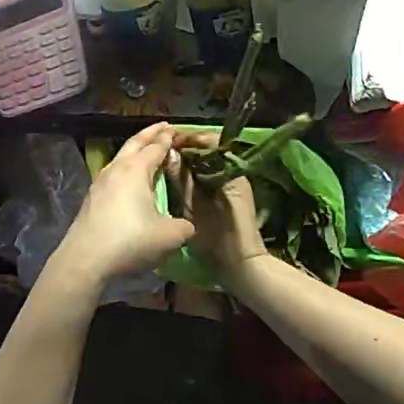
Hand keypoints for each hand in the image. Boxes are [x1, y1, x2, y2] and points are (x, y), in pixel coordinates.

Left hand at [48, 123, 194, 289]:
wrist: (86, 259)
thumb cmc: (130, 241)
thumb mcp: (170, 236)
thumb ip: (184, 226)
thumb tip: (186, 224)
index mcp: (136, 169)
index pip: (156, 146)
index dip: (169, 138)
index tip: (177, 131)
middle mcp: (116, 169)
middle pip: (134, 143)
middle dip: (150, 133)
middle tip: (164, 128)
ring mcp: (100, 183)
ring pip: (120, 158)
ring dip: (135, 150)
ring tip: (146, 150)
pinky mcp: (91, 199)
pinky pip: (113, 174)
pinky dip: (125, 168)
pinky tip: (128, 179)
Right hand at [171, 131, 266, 284]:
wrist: (241, 264)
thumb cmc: (217, 237)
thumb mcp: (193, 207)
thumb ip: (181, 178)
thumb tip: (170, 154)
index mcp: (229, 171)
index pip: (208, 141)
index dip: (186, 139)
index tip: (165, 142)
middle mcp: (234, 171)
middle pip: (209, 149)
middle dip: (186, 148)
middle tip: (162, 151)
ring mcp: (234, 182)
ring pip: (209, 161)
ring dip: (189, 159)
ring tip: (166, 162)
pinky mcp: (231, 192)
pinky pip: (211, 174)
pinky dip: (195, 172)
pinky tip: (179, 177)